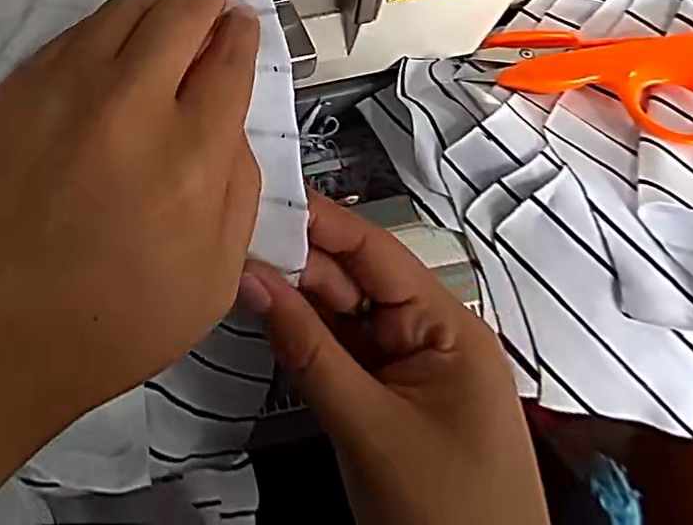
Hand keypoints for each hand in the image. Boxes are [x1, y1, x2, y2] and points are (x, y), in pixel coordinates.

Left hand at [0, 0, 264, 523]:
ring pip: (126, 6)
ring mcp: (64, 86)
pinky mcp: (17, 86)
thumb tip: (228, 121)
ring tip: (170, 5)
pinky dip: (110, 22)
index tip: (242, 23)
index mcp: (188, 154)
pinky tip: (115, 36)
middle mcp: (129, 102)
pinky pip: (77, 30)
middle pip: (182, 12)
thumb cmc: (106, 323)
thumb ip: (238, 187)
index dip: (242, 32)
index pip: (229, 59)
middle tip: (213, 4)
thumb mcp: (213, 279)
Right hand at [240, 194, 547, 524]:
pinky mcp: (383, 389)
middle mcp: (427, 333)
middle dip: (297, 258)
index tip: (268, 199)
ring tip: (243, 272)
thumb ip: (306, 349)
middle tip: (239, 242)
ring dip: (294, 294)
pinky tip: (268, 313)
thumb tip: (254, 281)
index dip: (320, 220)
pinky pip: (337, 344)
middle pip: (352, 275)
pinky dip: (301, 330)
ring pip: (339, 309)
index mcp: (448, 326)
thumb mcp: (371, 429)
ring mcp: (404, 362)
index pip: (375, 250)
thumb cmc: (453, 520)